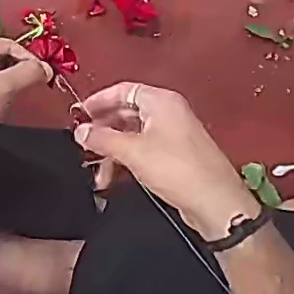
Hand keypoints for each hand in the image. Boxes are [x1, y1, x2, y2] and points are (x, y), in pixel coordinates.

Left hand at [0, 37, 50, 173]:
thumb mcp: (3, 88)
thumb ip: (29, 73)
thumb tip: (46, 68)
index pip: (5, 44)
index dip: (28, 57)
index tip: (44, 71)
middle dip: (19, 69)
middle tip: (37, 81)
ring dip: (11, 81)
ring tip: (22, 92)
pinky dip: (0, 91)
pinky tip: (6, 103)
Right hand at [75, 83, 259, 240]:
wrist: (215, 203)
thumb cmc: (179, 169)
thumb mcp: (132, 151)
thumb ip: (102, 138)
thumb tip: (81, 131)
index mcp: (161, 101)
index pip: (123, 90)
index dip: (99, 101)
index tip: (79, 114)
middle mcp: (168, 112)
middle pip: (127, 113)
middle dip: (104, 130)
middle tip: (84, 144)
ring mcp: (173, 134)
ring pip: (133, 134)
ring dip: (113, 151)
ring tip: (97, 172)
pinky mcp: (175, 155)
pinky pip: (144, 150)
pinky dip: (127, 160)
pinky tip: (113, 178)